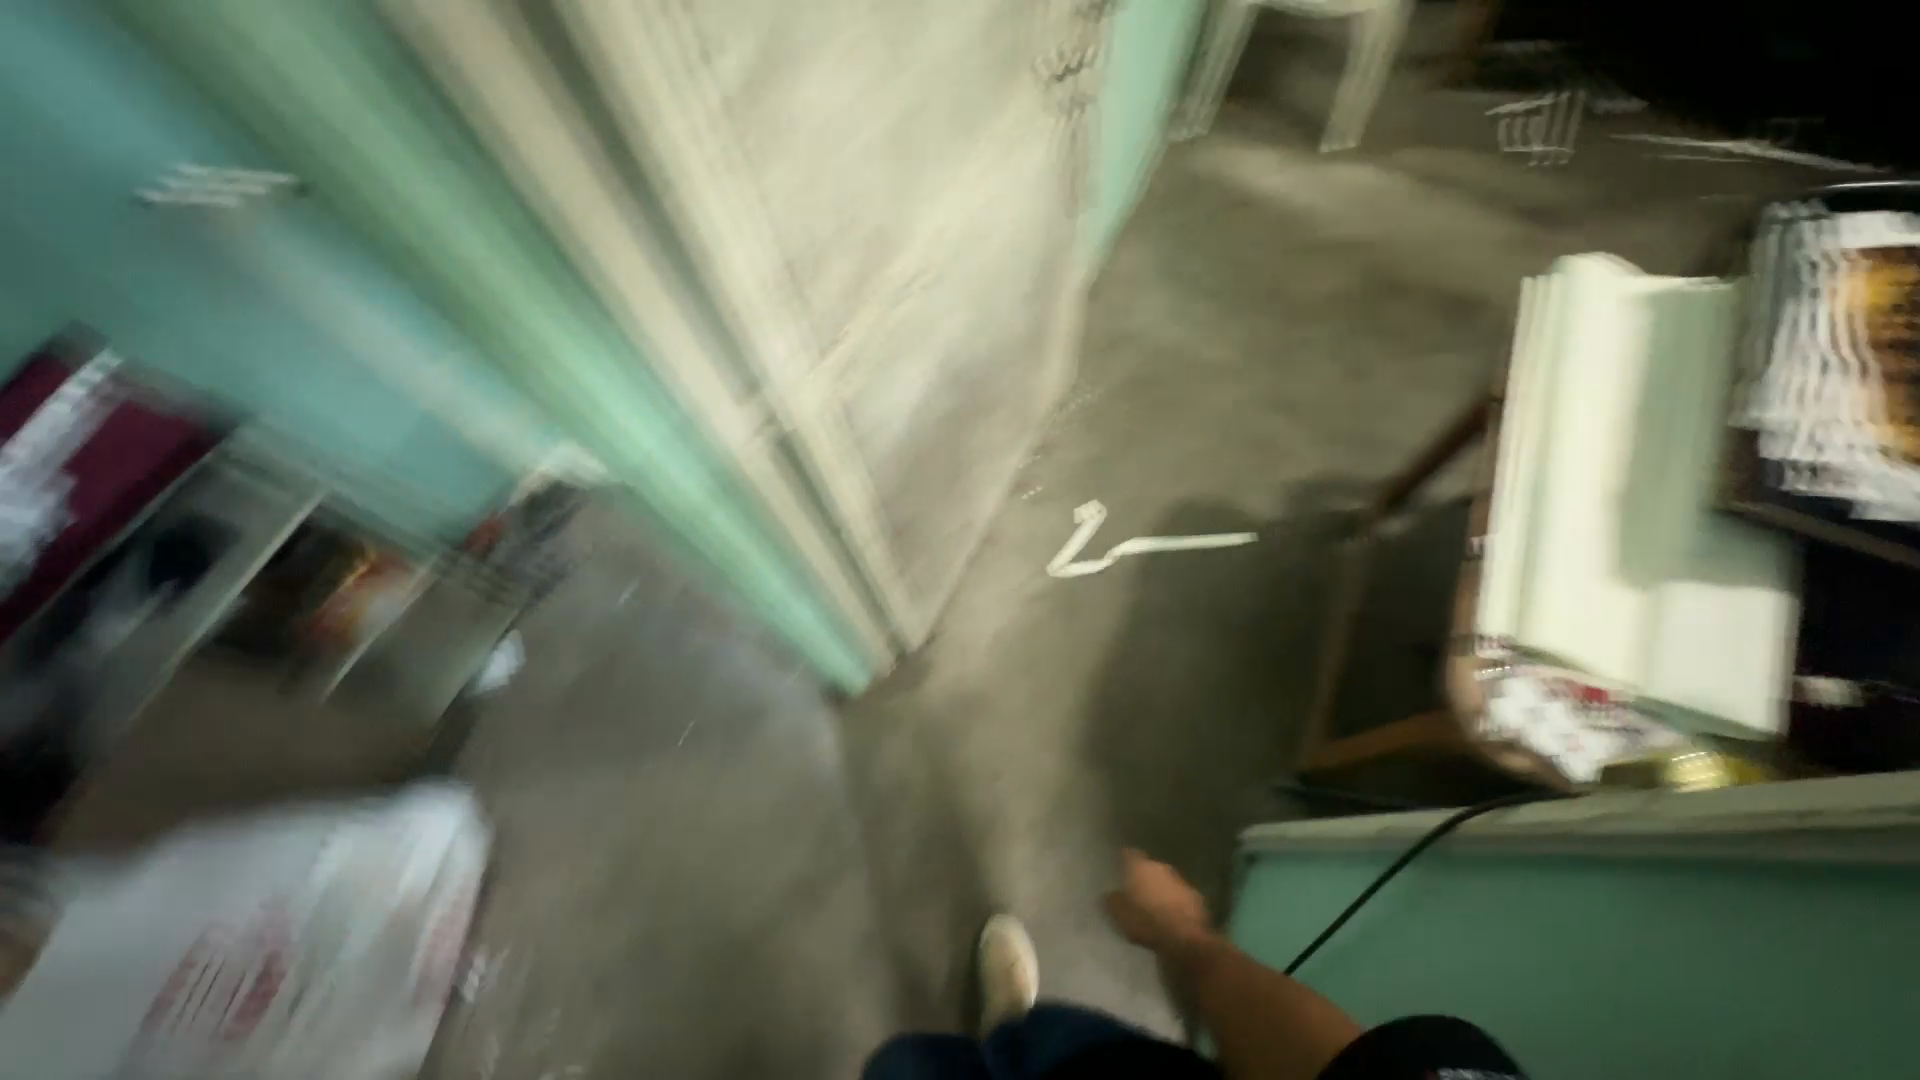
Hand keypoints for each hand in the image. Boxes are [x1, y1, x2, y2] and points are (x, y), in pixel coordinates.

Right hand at [1103, 849, 1215, 956]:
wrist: (1184, 939)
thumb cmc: (1145, 922)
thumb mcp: (1119, 915)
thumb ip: (1112, 901)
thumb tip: (1108, 894)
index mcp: (1140, 867)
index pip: (1129, 855)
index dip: (1124, 861)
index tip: (1119, 868)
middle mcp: (1161, 868)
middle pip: (1150, 868)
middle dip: (1144, 877)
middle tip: (1136, 891)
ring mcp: (1182, 882)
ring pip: (1167, 882)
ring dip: (1161, 890)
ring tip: (1154, 906)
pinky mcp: (1197, 899)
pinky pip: (1181, 897)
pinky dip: (1175, 904)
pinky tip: (1171, 917)